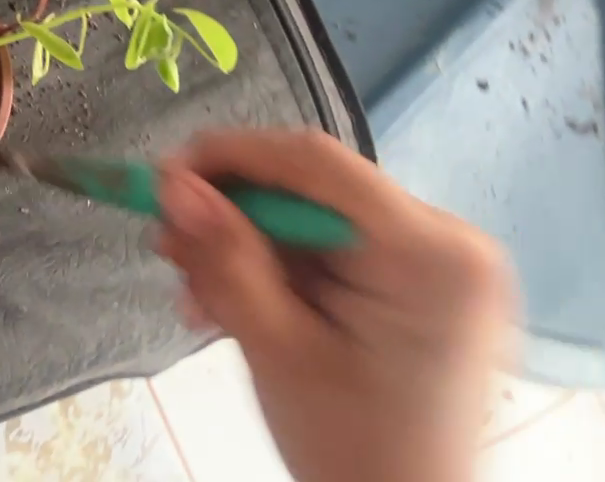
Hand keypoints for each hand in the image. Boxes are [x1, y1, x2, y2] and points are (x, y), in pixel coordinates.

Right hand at [155, 130, 513, 481]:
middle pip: (304, 189)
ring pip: (300, 218)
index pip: (312, 160)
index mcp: (431, 254)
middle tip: (166, 248)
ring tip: (194, 297)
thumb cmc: (352, 449)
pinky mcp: (411, 282)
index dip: (227, 155)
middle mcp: (443, 240)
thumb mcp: (275, 347)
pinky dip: (266, 268)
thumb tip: (170, 182)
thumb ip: (224, 255)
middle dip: (226, 217)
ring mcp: (431, 261)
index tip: (161, 180)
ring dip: (236, 248)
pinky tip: (228, 303)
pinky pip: (319, 248)